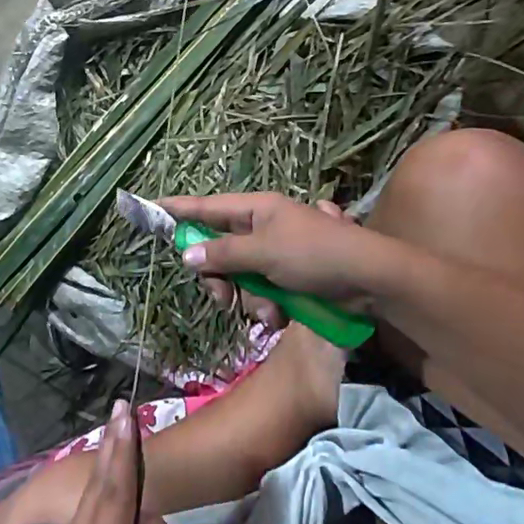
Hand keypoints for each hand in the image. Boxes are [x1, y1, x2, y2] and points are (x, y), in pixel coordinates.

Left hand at [44, 399, 176, 523]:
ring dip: (108, 471)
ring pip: (88, 502)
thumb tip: (138, 506)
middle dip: (111, 445)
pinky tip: (114, 491)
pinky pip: (82, 520)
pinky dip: (101, 500)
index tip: (124, 414)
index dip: (121, 450)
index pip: (114, 493)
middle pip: (96, 488)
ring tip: (122, 434)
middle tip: (121, 406)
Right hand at [159, 192, 407, 307]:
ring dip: (247, 299)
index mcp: (258, 209)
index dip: (180, 208)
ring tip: (267, 313)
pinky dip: (266, 307)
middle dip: (219, 278)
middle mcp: (263, 228)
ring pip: (239, 277)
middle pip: (219, 250)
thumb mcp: (264, 252)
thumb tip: (187, 254)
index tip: (152, 206)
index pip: (208, 206)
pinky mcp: (289, 278)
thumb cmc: (316, 255)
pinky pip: (261, 292)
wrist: (371, 281)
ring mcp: (276, 254)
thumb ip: (223, 254)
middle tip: (221, 297)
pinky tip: (280, 318)